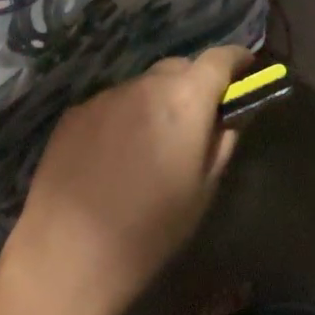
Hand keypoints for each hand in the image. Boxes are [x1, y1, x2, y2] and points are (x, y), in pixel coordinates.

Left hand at [0, 46, 251, 314]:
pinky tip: (114, 158)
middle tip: (197, 119)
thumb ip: (222, 142)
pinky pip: (111, 105)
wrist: (67, 255)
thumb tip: (228, 117)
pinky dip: (123, 118)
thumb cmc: (150, 231)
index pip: (219, 59)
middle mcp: (144, 85)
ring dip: (155, 103)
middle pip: (178, 68)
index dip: (237, 60)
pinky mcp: (73, 114)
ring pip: (142, 87)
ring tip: (150, 146)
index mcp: (184, 100)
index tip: (246, 70)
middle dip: (194, 84)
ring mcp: (104, 97)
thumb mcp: (204, 191)